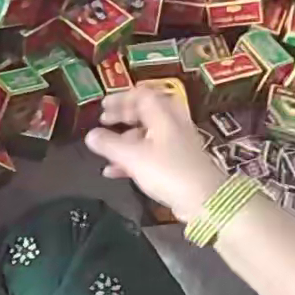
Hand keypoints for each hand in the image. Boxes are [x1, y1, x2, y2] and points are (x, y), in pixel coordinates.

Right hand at [85, 87, 226, 221]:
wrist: (203, 199)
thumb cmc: (169, 172)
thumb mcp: (133, 157)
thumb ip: (109, 145)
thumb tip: (90, 135)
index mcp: (164, 117)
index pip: (142, 95)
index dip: (121, 98)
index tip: (103, 105)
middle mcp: (172, 126)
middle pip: (146, 113)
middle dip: (123, 116)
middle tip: (105, 120)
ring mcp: (177, 145)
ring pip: (147, 135)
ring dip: (126, 139)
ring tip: (107, 149)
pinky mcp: (178, 164)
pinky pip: (151, 154)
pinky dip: (133, 158)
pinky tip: (116, 172)